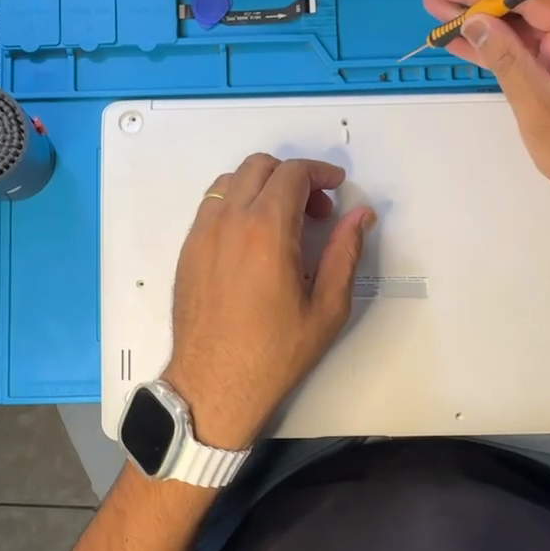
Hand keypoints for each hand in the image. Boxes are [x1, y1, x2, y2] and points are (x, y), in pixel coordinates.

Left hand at [164, 154, 375, 449]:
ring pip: (231, 181)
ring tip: (283, 222)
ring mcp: (202, 233)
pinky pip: (212, 205)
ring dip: (262, 186)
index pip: (292, 174)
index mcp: (267, 230)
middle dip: (293, 177)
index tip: (337, 188)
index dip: (320, 173)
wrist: (214, 384)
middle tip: (315, 211)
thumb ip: (345, 253)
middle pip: (260, 166)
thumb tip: (361, 215)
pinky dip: (237, 203)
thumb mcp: (326, 307)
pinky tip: (253, 238)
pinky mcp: (188, 249)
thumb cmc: (274, 352)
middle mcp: (229, 221)